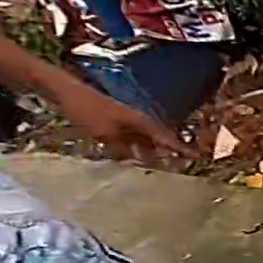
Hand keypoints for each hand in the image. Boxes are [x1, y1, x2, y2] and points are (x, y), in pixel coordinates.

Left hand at [46, 80, 192, 163]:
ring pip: (145, 142)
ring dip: (150, 155)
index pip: (168, 139)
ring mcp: (127, 123)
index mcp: (143, 122)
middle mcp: (139, 122)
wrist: (65, 92)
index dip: (182, 149)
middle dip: (169, 154)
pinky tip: (130, 162)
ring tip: (157, 170)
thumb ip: (126, 150)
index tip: (197, 158)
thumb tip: (142, 163)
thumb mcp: (106, 134)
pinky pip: (130, 142)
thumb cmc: (88, 110)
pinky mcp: (114, 125)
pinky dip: (133, 152)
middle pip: (159, 141)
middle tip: (180, 168)